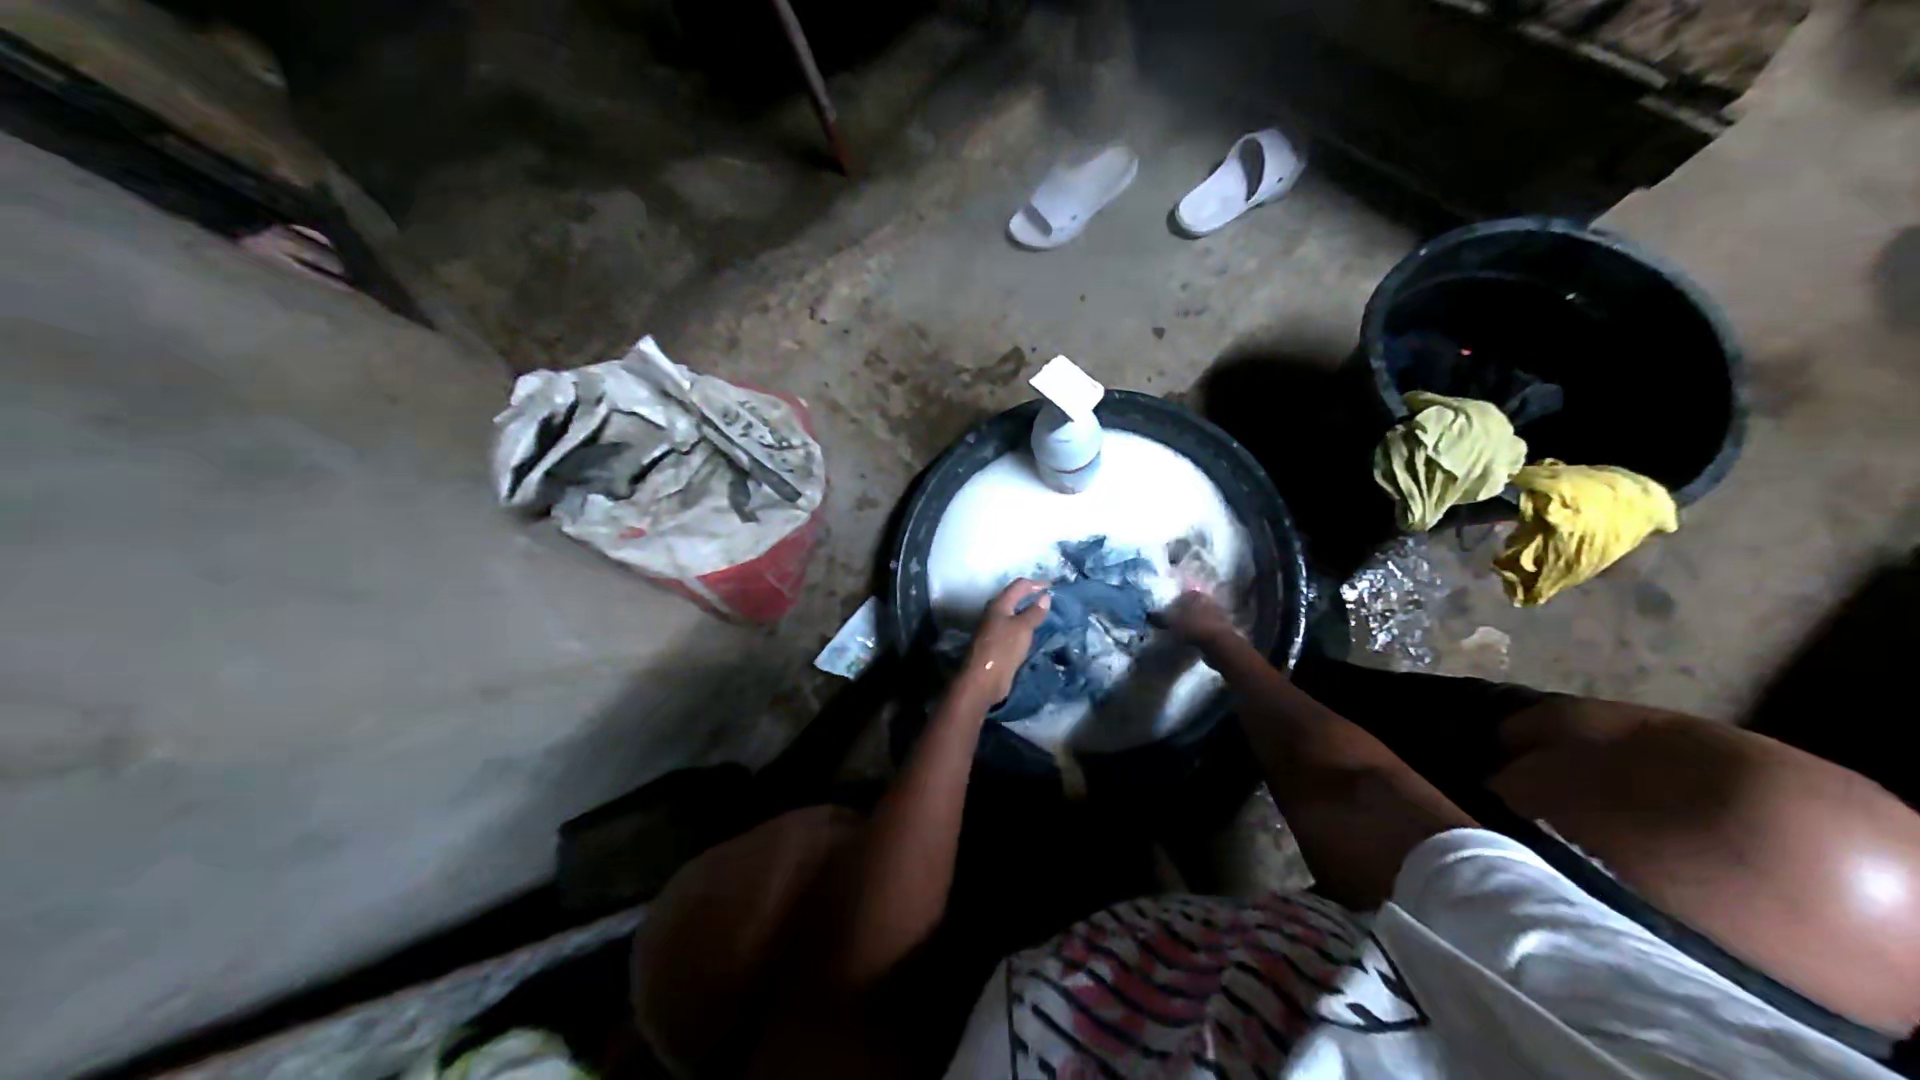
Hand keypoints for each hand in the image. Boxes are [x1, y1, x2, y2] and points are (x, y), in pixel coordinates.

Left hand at [960, 579, 1051, 704]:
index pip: (1019, 585)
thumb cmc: (1003, 648)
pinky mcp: (997, 644)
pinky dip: (1026, 626)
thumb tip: (1045, 596)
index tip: (1053, 586)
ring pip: (1014, 614)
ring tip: (1046, 614)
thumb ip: (1034, 612)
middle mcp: (995, 613)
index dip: (1036, 583)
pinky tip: (1035, 631)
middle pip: (1014, 598)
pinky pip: (1015, 629)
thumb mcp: (1022, 628)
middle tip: (1051, 598)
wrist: (983, 679)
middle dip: (1031, 596)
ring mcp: (994, 629)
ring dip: (1029, 612)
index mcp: (999, 604)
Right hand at [1161, 591, 1236, 648]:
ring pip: (1203, 614)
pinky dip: (1203, 629)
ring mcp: (1218, 612)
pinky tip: (1197, 636)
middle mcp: (1208, 599)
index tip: (1170, 610)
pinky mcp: (1224, 626)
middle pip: (1194, 603)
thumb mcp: (1170, 622)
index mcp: (1194, 595)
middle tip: (1178, 619)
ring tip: (1187, 629)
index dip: (1176, 602)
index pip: (1184, 594)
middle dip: (1188, 610)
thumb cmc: (1191, 627)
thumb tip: (1148, 614)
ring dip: (1196, 620)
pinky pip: (1210, 625)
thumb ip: (1159, 618)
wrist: (1217, 643)